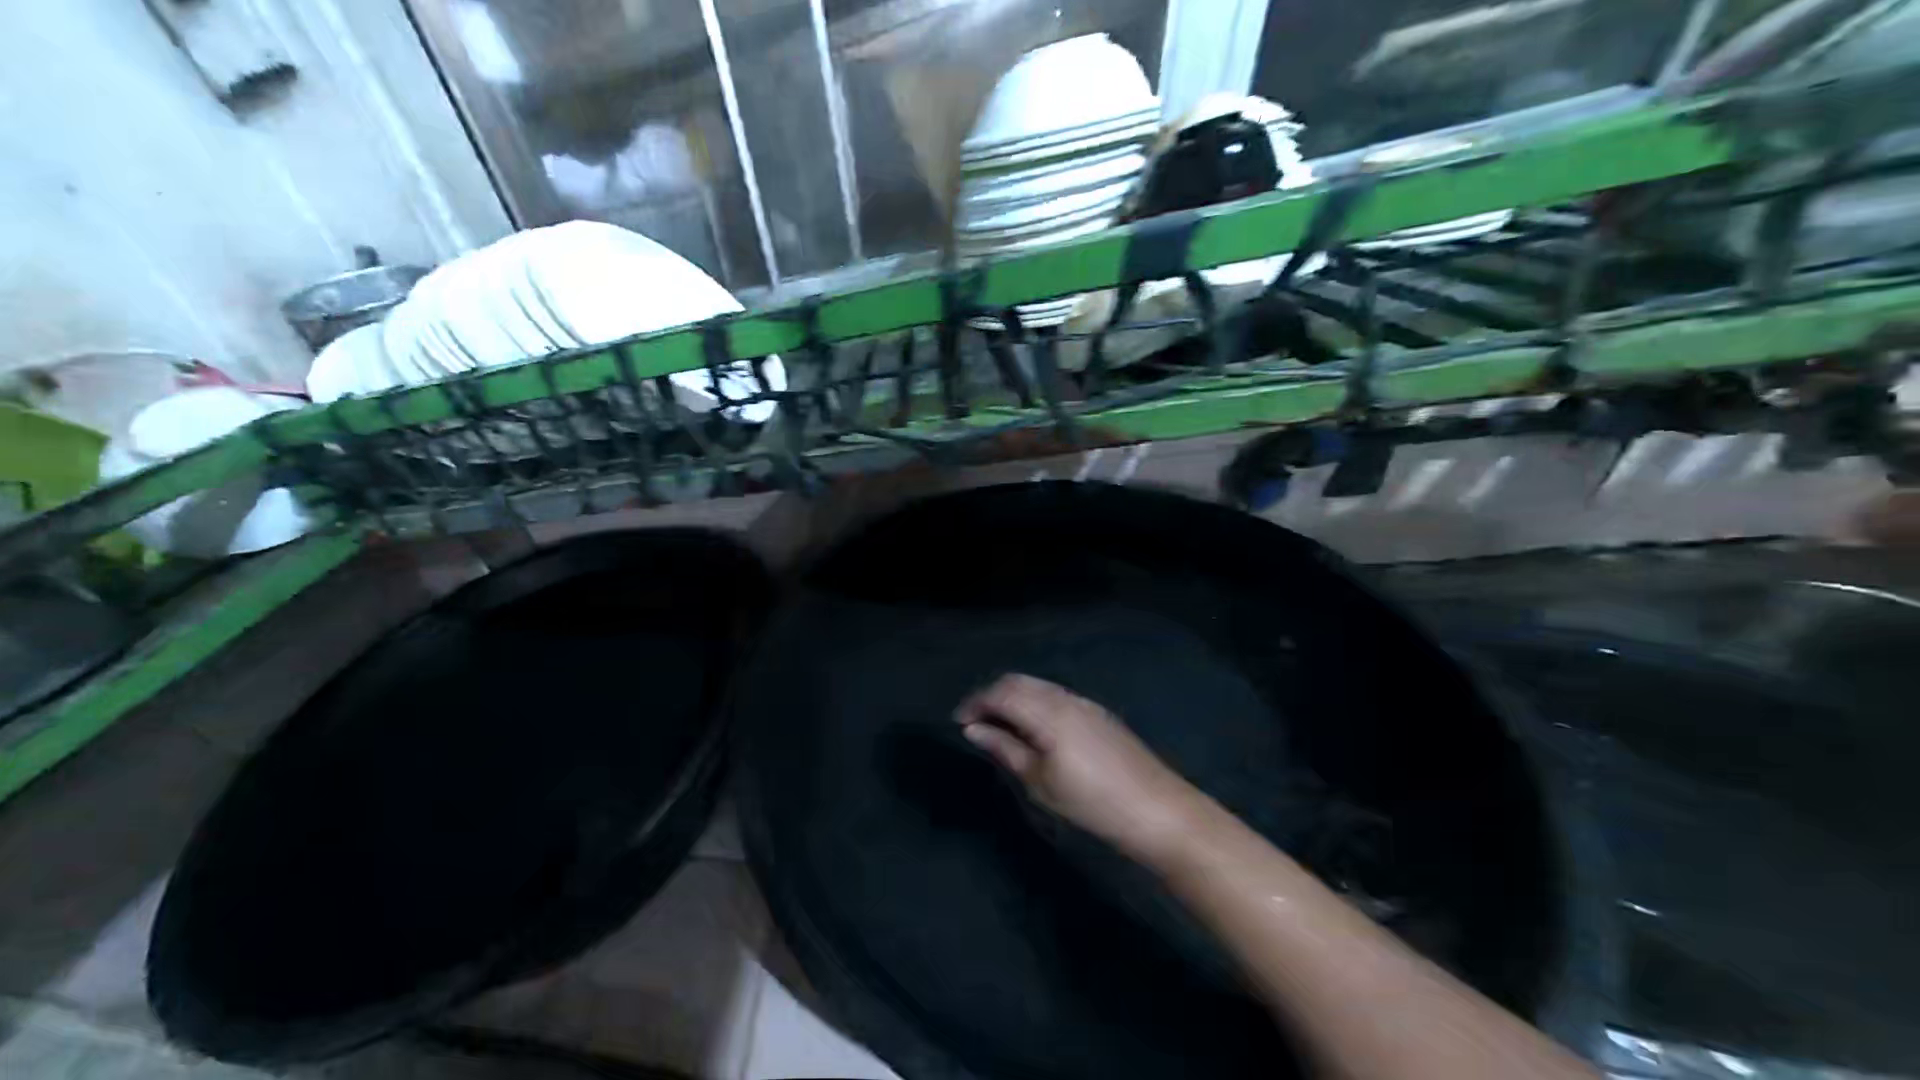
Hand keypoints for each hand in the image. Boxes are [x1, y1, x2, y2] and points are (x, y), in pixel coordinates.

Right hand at [955, 673, 1212, 860]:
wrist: (1157, 809)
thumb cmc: (1092, 802)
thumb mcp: (1040, 782)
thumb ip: (1005, 749)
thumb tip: (973, 730)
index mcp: (1048, 712)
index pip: (1001, 692)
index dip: (975, 702)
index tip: (958, 721)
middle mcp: (1064, 697)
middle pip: (1018, 681)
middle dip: (992, 695)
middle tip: (976, 722)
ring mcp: (1084, 702)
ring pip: (1038, 686)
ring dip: (1014, 697)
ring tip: (1000, 726)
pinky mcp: (1097, 712)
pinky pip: (1055, 694)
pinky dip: (1034, 702)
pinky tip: (1032, 728)